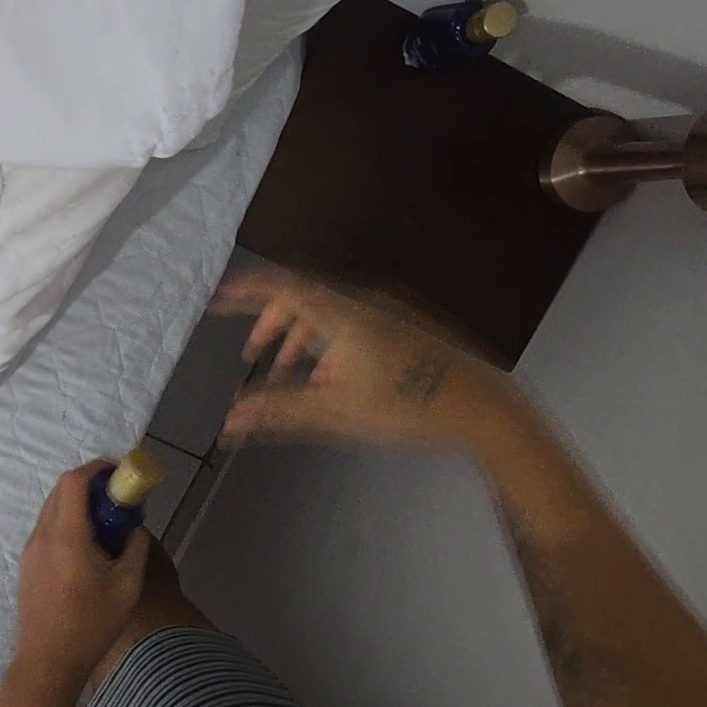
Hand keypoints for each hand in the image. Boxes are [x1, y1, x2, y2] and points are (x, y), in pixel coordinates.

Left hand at [13, 463, 150, 687]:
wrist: (47, 662)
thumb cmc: (90, 627)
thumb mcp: (127, 588)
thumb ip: (134, 547)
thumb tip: (135, 526)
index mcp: (67, 538)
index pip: (74, 482)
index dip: (97, 468)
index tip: (119, 473)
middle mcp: (43, 536)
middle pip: (62, 488)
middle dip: (90, 483)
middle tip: (117, 498)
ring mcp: (30, 548)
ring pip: (52, 506)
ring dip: (78, 501)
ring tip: (105, 523)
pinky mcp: (26, 561)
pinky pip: (47, 525)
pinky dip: (67, 519)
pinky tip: (87, 544)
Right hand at [211, 268, 525, 449]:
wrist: (485, 409)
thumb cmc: (406, 408)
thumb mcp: (334, 411)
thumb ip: (278, 411)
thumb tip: (230, 419)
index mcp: (341, 315)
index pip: (282, 287)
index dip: (247, 290)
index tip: (221, 300)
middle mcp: (362, 302)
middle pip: (301, 297)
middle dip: (271, 324)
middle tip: (255, 355)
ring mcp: (387, 311)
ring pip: (326, 310)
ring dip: (299, 336)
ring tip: (291, 375)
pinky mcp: (403, 325)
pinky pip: (348, 319)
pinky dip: (325, 339)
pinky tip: (331, 374)